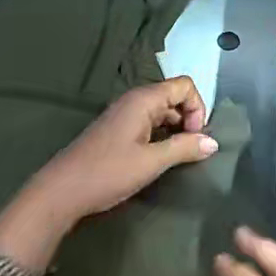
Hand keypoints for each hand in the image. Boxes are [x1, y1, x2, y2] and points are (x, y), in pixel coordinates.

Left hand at [23, 77, 218, 227]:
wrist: (62, 190)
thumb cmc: (108, 172)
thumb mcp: (151, 162)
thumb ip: (184, 148)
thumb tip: (213, 142)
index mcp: (144, 99)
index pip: (184, 85)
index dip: (197, 108)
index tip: (195, 137)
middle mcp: (134, 100)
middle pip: (174, 96)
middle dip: (189, 119)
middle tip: (190, 149)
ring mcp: (124, 114)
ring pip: (162, 111)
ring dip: (175, 128)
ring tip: (178, 156)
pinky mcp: (117, 129)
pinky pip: (149, 122)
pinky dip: (161, 134)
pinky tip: (159, 157)